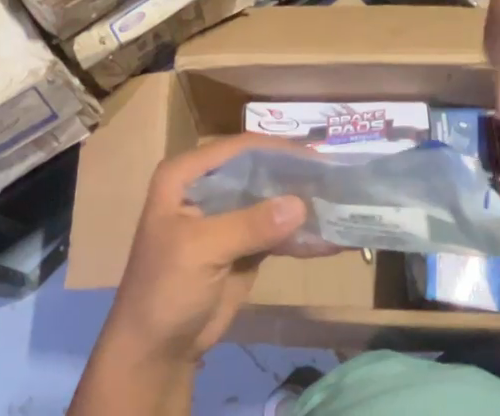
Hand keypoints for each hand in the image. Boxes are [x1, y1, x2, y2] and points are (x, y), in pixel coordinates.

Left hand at [99, 134, 338, 362]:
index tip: (317, 157)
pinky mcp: (243, 246)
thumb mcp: (202, 250)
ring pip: (271, 201)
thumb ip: (249, 224)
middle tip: (338, 178)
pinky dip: (301, 236)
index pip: (238, 149)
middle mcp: (207, 187)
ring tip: (343, 204)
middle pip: (259, 171)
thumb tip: (301, 203)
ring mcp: (227, 217)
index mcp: (185, 175)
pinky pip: (277, 233)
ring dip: (303, 205)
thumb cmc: (165, 288)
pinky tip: (332, 239)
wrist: (156, 350)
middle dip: (295, 176)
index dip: (277, 150)